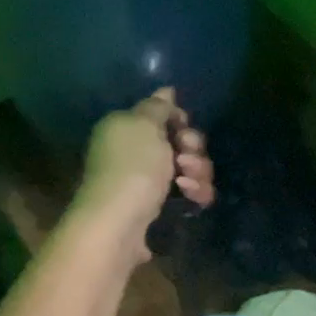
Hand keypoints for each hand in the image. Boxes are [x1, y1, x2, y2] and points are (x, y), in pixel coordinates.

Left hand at [74, 89, 214, 256]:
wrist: (118, 225)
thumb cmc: (132, 167)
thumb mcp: (145, 124)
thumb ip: (158, 107)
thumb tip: (166, 90)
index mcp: (124, 127)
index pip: (161, 116)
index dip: (179, 121)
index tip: (183, 129)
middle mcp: (132, 151)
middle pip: (178, 141)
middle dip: (192, 147)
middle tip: (186, 158)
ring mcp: (144, 180)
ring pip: (185, 167)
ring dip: (197, 170)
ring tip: (188, 183)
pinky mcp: (155, 205)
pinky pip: (184, 191)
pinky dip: (194, 190)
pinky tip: (191, 196)